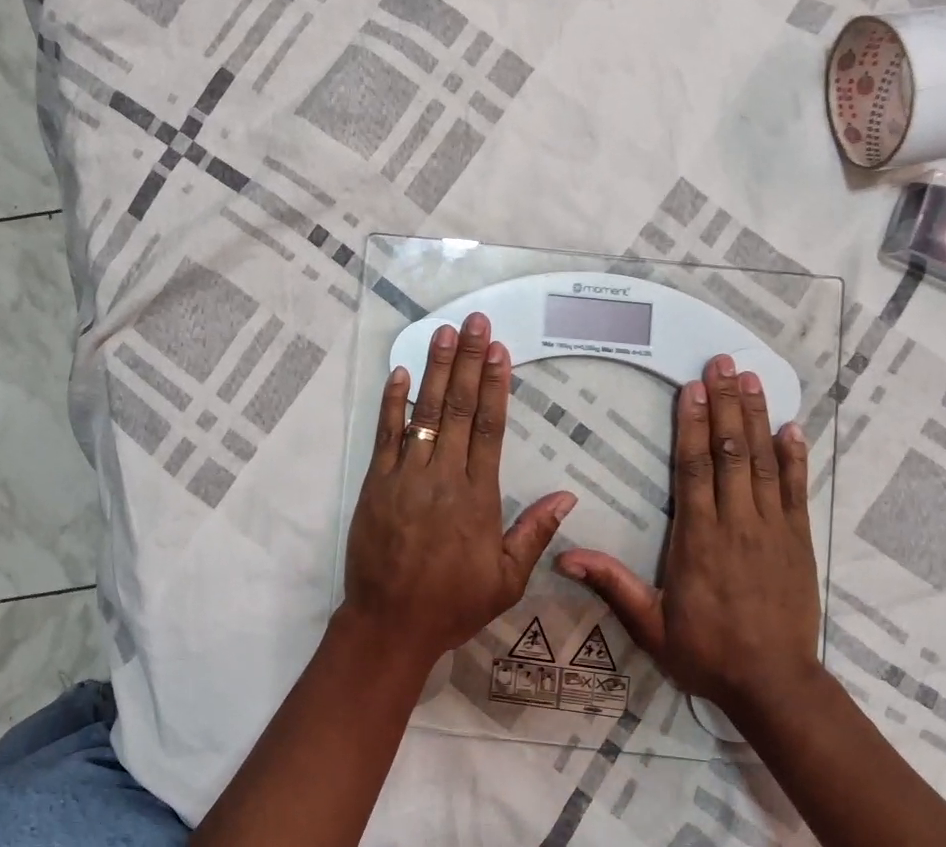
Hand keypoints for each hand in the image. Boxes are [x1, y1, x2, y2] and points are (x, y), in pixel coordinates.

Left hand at [340, 313, 576, 662]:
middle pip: (458, 408)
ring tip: (443, 332)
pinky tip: (399, 372)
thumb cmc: (453, 603)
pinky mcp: (377, 482)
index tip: (499, 351)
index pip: (489, 428)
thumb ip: (534, 533)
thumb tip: (568, 495)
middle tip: (474, 322)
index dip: (494, 385)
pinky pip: (386, 434)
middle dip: (467, 361)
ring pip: (424, 412)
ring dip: (434, 369)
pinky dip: (392, 402)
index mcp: (477, 497)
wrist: (390, 623)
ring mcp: (406, 476)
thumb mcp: (507, 579)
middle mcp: (443, 476)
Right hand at [556, 355, 819, 723]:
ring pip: (761, 462)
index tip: (692, 388)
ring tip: (751, 378)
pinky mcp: (799, 541)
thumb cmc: (707, 652)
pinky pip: (796, 490)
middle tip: (723, 363)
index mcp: (699, 538)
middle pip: (729, 452)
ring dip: (756, 418)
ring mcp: (773, 529)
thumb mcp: (651, 625)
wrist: (773, 684)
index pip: (694, 468)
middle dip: (725, 404)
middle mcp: (737, 523)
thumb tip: (565, 557)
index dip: (693, 425)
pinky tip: (791, 427)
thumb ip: (613, 585)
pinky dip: (794, 457)